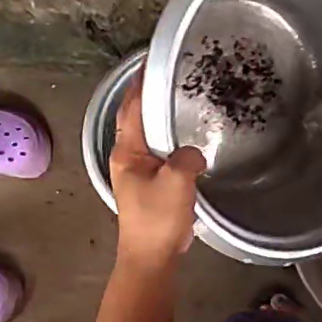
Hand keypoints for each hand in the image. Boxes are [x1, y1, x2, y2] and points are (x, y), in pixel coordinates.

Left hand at [110, 82, 205, 266]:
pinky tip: (189, 140)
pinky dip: (172, 141)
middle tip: (175, 79)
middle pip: (137, 120)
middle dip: (150, 98)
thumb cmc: (158, 219)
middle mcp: (128, 159)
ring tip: (184, 103)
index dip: (140, 85)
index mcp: (127, 153)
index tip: (153, 63)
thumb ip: (187, 158)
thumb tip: (195, 153)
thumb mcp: (177, 182)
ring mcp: (138, 173)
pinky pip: (162, 154)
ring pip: (150, 137)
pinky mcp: (151, 186)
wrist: (152, 257)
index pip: (131, 109)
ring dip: (161, 120)